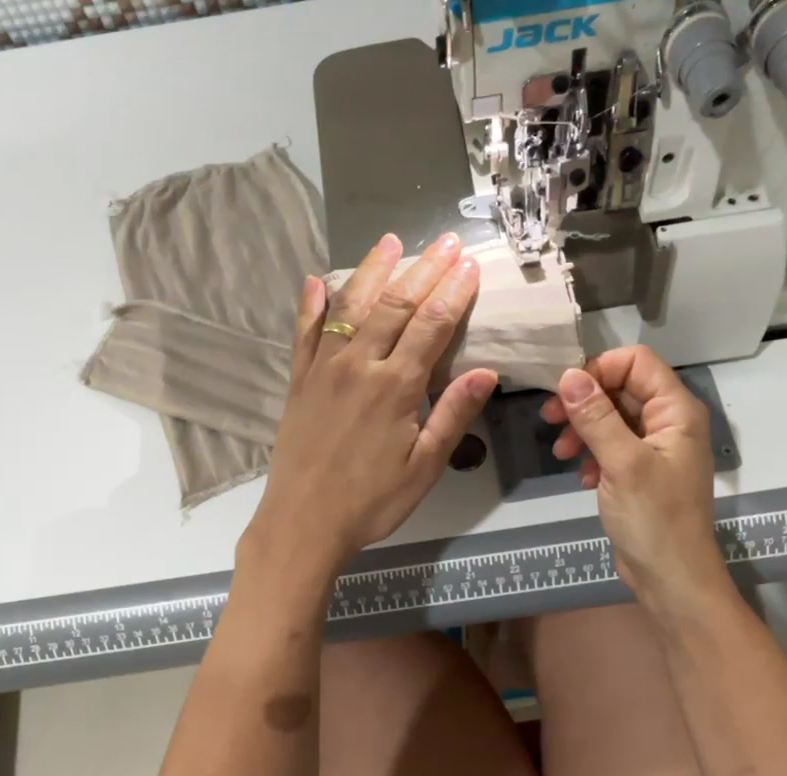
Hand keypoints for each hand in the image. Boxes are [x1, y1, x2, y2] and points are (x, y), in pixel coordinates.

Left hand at [243, 232, 495, 578]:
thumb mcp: (424, 468)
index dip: (453, 292)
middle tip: (446, 241)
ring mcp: (323, 369)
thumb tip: (487, 371)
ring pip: (350, 306)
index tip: (471, 265)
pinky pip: (305, 332)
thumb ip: (452, 415)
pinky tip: (318, 280)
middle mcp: (358, 365)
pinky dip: (312, 304)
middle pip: (395, 305)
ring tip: (391, 241)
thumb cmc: (371, 503)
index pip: (432, 326)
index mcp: (395, 387)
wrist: (302, 523)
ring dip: (373, 271)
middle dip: (424, 269)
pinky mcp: (298, 381)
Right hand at [539, 347, 725, 602]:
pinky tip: (582, 478)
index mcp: (677, 411)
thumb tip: (568, 376)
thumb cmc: (654, 519)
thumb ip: (596, 418)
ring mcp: (655, 449)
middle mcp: (669, 423)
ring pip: (612, 419)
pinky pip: (612, 447)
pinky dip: (593, 455)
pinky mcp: (641, 473)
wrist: (672, 578)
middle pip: (621, 389)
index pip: (637, 363)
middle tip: (549, 421)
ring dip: (584, 430)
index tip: (565, 393)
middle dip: (584, 402)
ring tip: (562, 453)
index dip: (599, 370)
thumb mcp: (622, 464)